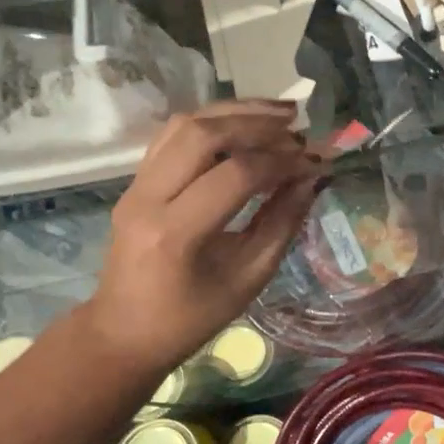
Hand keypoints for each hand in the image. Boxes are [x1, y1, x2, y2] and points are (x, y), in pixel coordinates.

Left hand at [79, 100, 321, 373]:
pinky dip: (215, 122)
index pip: (236, 174)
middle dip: (257, 125)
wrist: (125, 330)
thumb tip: (312, 178)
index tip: (318, 164)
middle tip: (300, 130)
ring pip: (184, 125)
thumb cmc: (193, 315)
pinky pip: (174, 135)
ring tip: (281, 114)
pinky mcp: (136, 180)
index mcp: (177, 233)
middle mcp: (148, 198)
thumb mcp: (250, 276)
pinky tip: (247, 124)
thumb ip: (282, 222)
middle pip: (202, 134)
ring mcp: (135, 185)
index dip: (283, 162)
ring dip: (235, 113)